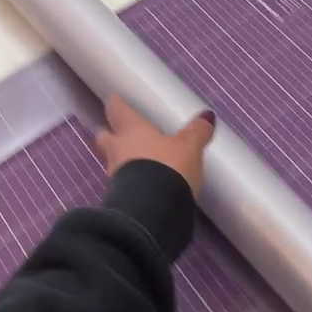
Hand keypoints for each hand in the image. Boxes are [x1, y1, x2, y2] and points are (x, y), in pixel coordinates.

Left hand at [95, 95, 216, 196]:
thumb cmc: (167, 167)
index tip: (114, 99)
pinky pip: (119, 184)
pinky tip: (140, 185)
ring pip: (110, 160)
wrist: (153, 212)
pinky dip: (126, 182)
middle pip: (104, 136)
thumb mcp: (188, 148)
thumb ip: (196, 132)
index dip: (116, 103)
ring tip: (133, 161)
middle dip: (109, 133)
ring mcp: (113, 175)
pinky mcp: (117, 199)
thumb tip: (207, 116)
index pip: (116, 109)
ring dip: (118, 159)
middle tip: (117, 131)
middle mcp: (116, 149)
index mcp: (130, 129)